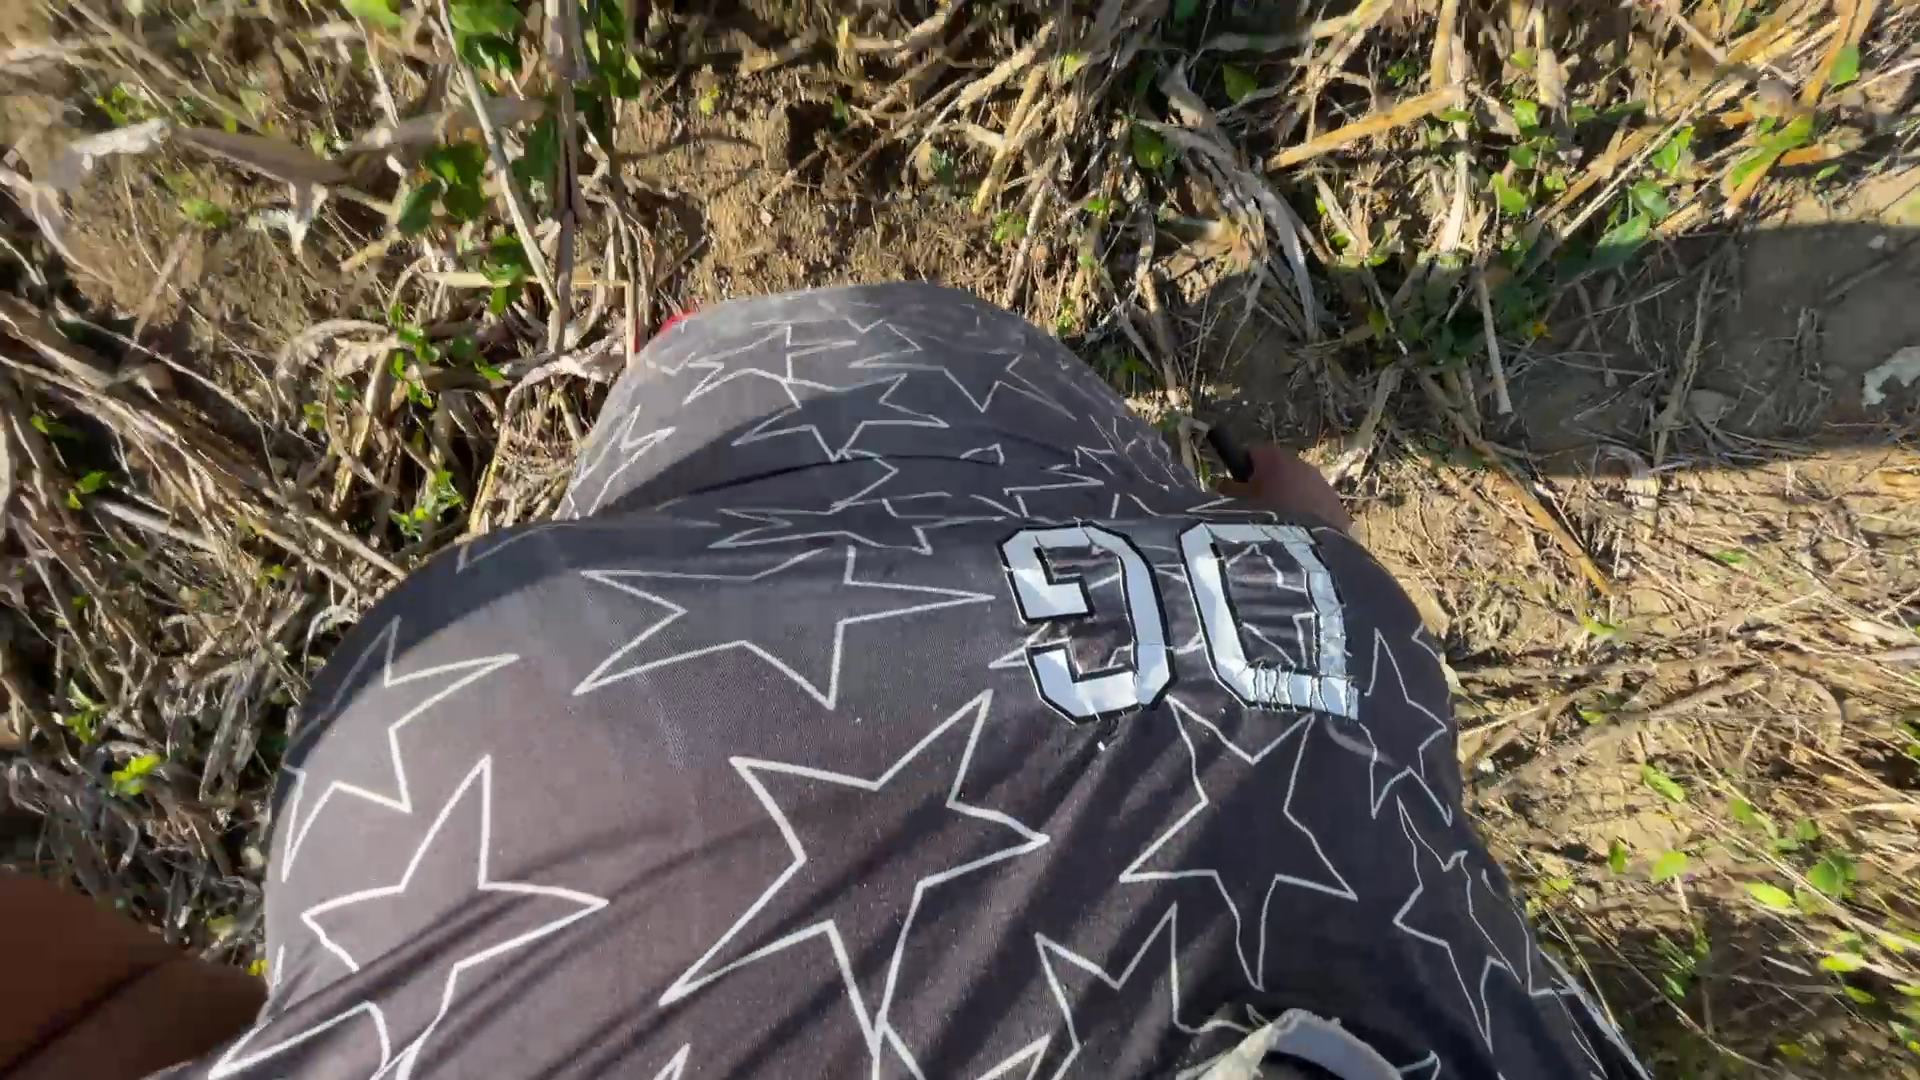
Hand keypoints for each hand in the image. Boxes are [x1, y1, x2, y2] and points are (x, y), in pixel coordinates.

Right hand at [1214, 444, 1352, 532]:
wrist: (1303, 550)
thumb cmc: (1260, 520)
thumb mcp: (1232, 505)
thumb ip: (1227, 491)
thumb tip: (1224, 484)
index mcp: (1275, 459)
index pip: (1253, 453)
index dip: (1242, 468)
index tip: (1235, 487)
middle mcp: (1303, 465)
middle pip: (1280, 470)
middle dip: (1269, 485)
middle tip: (1255, 510)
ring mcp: (1324, 486)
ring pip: (1301, 489)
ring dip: (1290, 502)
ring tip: (1277, 527)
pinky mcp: (1338, 509)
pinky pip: (1317, 508)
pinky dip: (1307, 518)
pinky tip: (1297, 537)